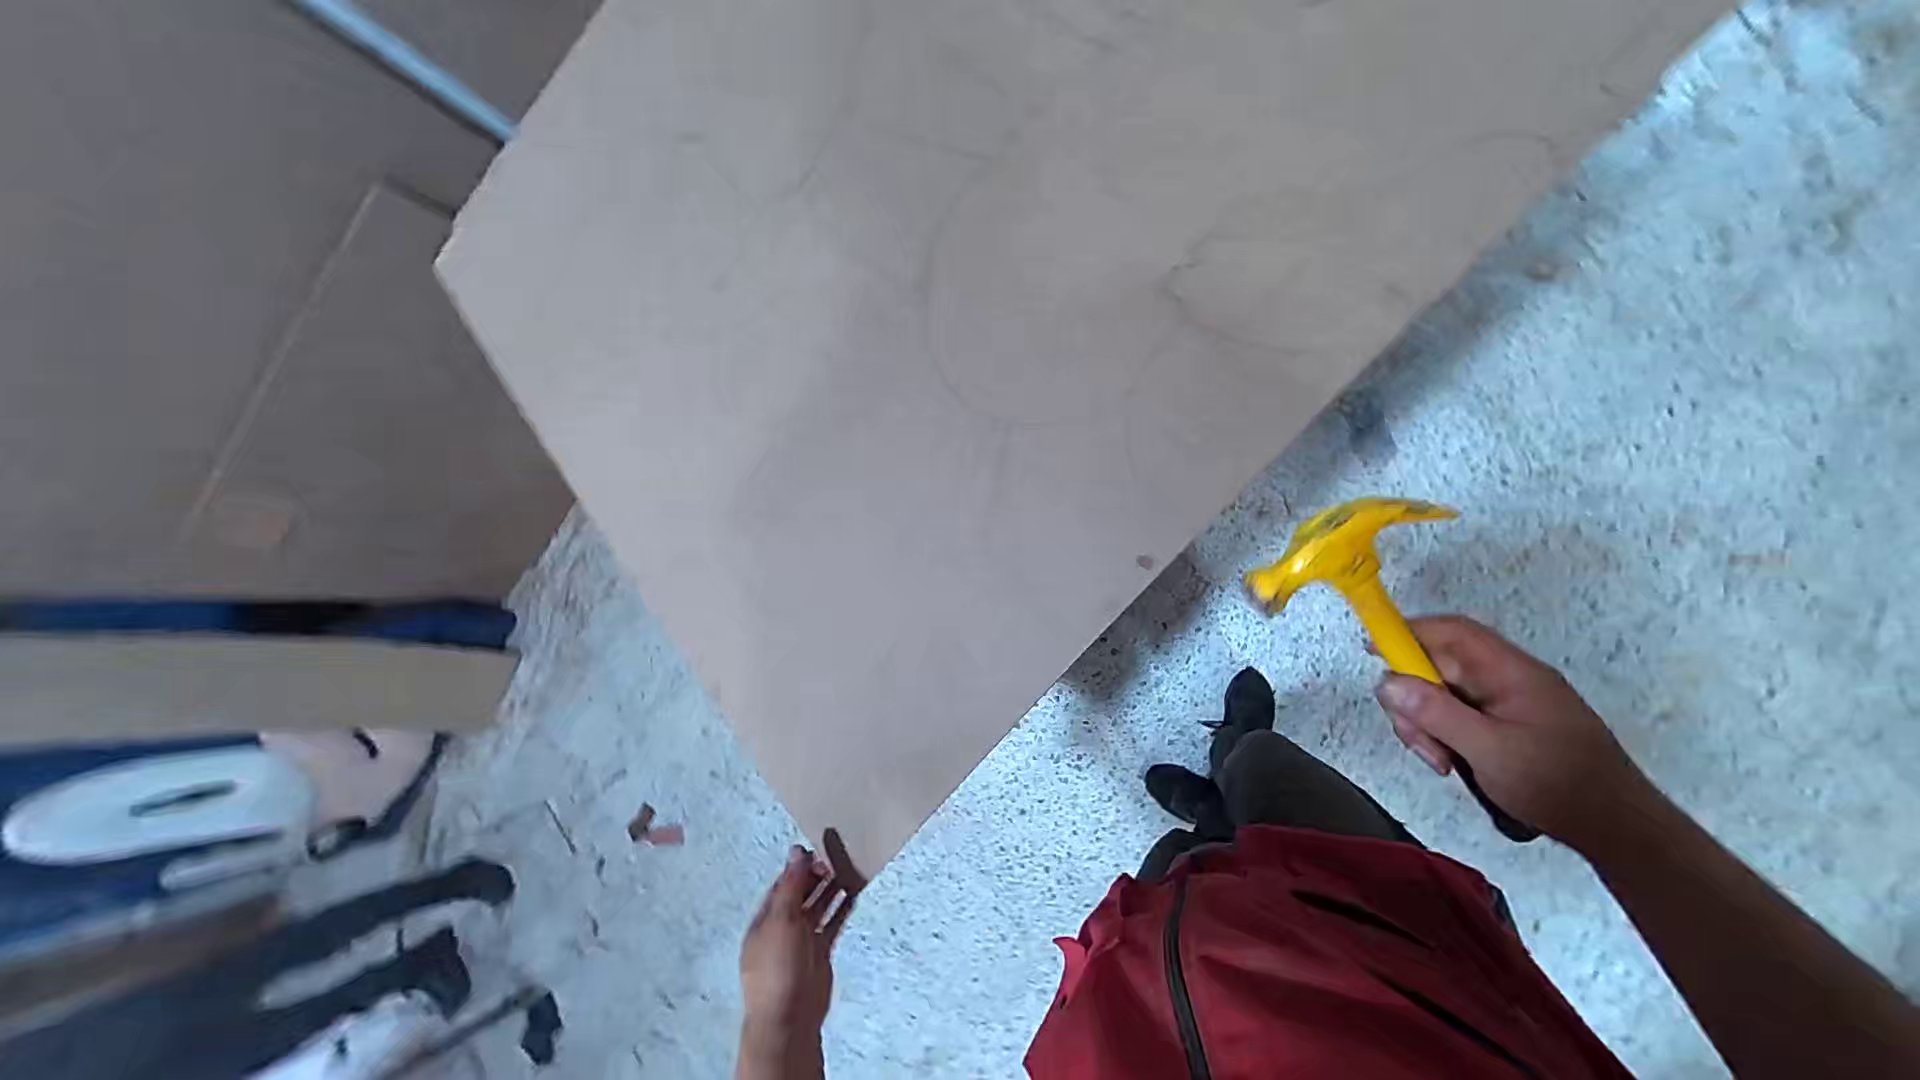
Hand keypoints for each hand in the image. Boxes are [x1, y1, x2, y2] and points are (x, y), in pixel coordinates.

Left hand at [737, 831, 863, 1079]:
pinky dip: (841, 908)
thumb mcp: (782, 918)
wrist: (789, 1017)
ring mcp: (801, 941)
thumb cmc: (777, 967)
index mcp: (766, 918)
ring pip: (818, 906)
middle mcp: (782, 927)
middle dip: (817, 875)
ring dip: (831, 888)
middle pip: (801, 893)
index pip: (782, 883)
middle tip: (836, 857)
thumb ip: (791, 884)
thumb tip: (797, 850)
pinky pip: (832, 924)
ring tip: (848, 868)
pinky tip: (853, 894)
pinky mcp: (819, 953)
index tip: (818, 849)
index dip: (799, 866)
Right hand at [1373, 616, 1652, 850]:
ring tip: (1438, 761)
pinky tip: (1449, 762)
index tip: (1373, 650)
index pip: (1451, 631)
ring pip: (1440, 694)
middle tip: (1416, 739)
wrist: (1621, 833)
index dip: (1408, 632)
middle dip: (1413, 698)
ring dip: (1425, 723)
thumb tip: (1387, 681)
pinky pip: (1454, 715)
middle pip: (1437, 666)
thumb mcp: (1488, 750)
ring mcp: (1505, 702)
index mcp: (1510, 672)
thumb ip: (1435, 713)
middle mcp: (1506, 679)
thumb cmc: (1558, 785)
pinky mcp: (1503, 724)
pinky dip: (1440, 734)